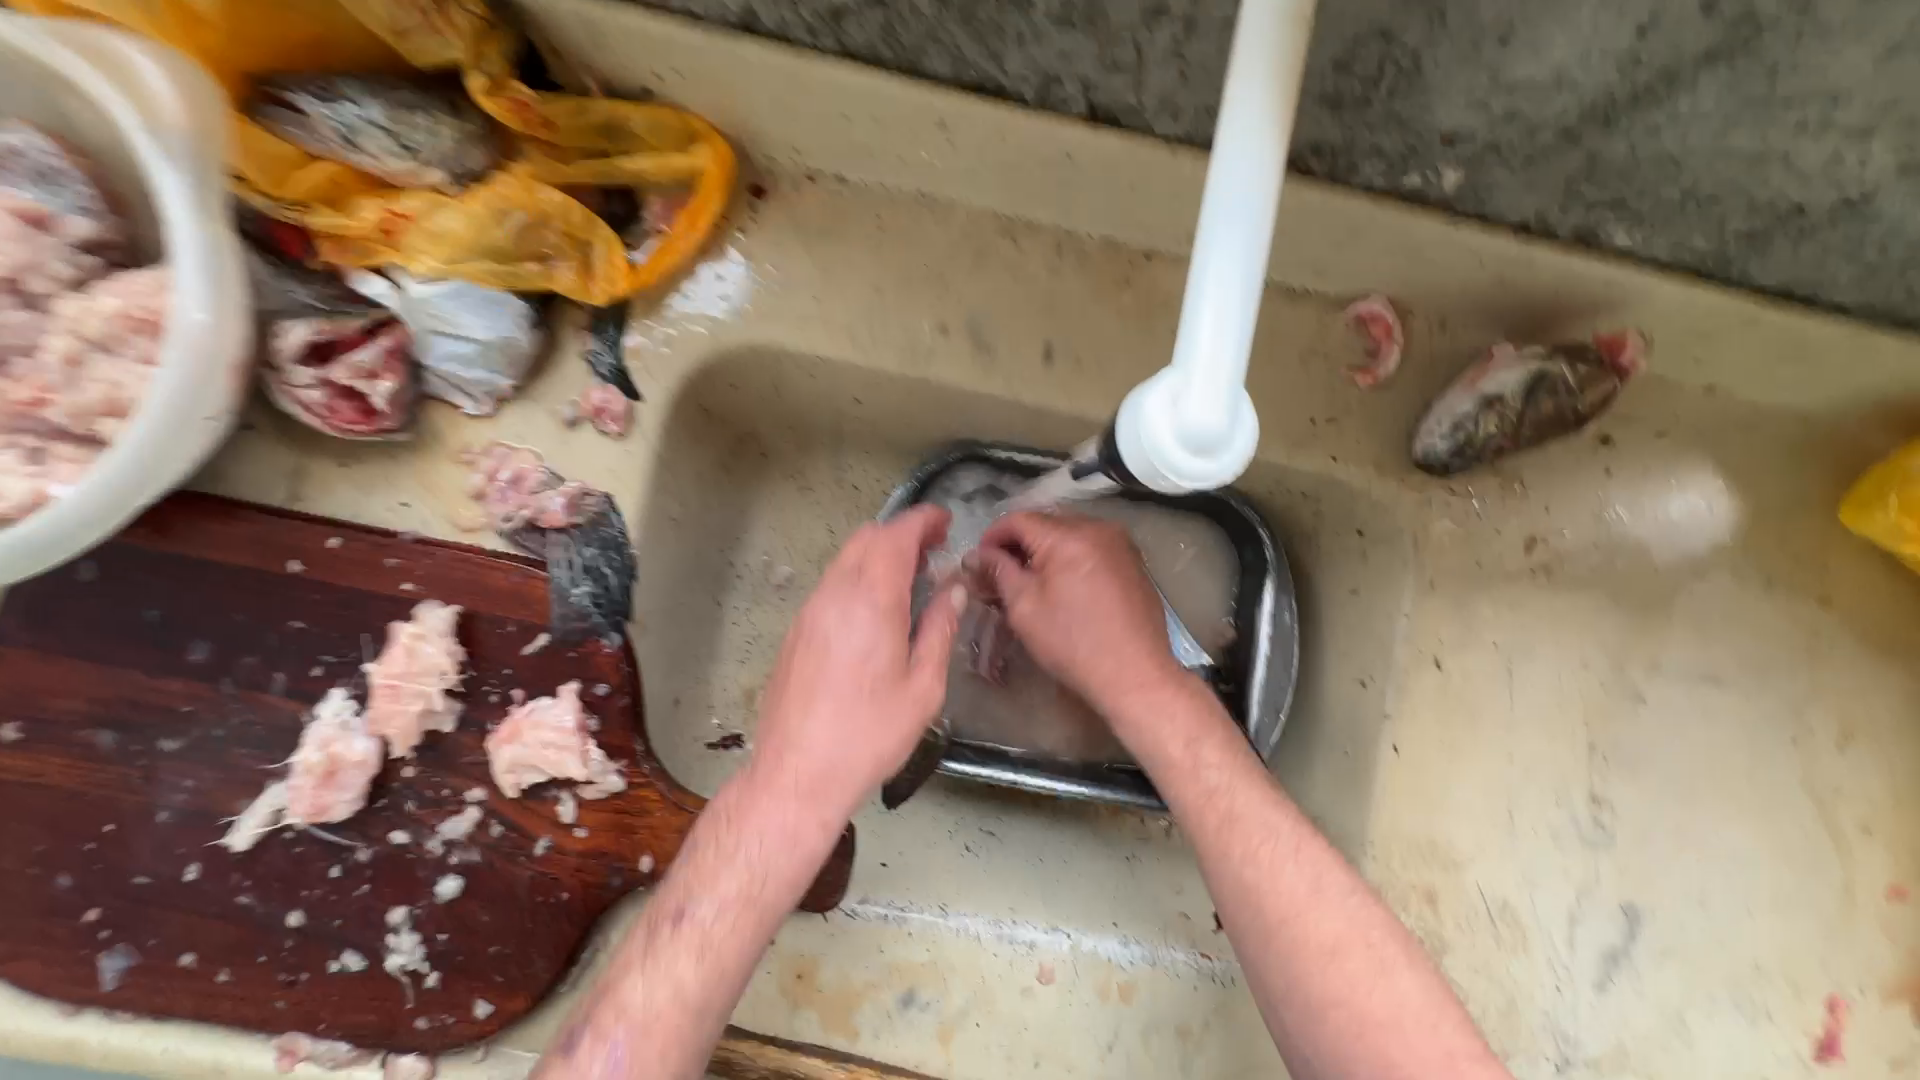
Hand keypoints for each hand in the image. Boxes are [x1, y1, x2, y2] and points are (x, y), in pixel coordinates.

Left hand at [750, 505, 965, 818]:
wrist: (797, 773)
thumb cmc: (870, 733)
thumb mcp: (923, 686)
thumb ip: (939, 629)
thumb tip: (953, 591)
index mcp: (870, 600)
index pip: (895, 535)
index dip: (923, 520)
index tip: (945, 522)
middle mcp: (834, 594)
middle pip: (866, 538)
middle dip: (902, 534)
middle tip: (934, 553)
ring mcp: (809, 611)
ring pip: (845, 560)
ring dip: (878, 556)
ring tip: (911, 581)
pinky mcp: (796, 632)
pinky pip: (831, 586)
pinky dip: (858, 579)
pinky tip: (876, 612)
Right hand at [973, 512, 1184, 722]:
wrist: (1135, 675)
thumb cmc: (1073, 643)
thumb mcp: (1025, 608)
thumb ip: (999, 572)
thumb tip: (977, 555)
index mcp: (1069, 536)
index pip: (1019, 519)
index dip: (993, 536)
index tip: (979, 560)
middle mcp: (1098, 528)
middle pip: (1046, 523)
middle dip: (1019, 544)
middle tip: (1001, 573)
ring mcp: (1121, 544)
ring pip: (1070, 534)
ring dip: (1046, 551)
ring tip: (1031, 581)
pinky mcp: (1134, 562)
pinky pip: (1092, 548)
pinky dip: (1071, 558)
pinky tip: (1064, 586)